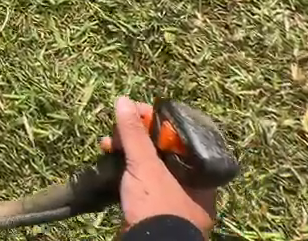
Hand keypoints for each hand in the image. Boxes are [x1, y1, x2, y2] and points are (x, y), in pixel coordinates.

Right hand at [100, 96, 218, 234]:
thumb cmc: (157, 207)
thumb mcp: (145, 166)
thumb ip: (135, 134)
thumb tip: (123, 100)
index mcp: (200, 176)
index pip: (178, 137)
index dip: (154, 121)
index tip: (133, 113)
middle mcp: (191, 186)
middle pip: (161, 147)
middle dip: (134, 135)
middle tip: (116, 132)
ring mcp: (173, 197)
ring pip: (148, 162)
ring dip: (126, 149)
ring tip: (107, 146)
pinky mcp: (154, 206)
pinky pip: (141, 176)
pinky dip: (126, 166)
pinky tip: (111, 162)